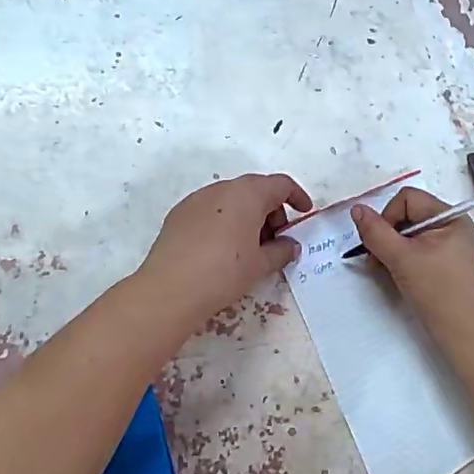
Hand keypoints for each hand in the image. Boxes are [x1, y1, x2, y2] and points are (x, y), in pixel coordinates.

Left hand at [139, 174, 311, 323]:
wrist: (169, 289)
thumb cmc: (224, 272)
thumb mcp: (260, 264)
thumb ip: (281, 250)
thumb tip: (289, 245)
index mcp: (248, 193)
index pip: (281, 184)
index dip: (297, 196)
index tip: (304, 213)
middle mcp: (223, 188)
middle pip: (256, 190)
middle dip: (271, 210)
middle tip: (276, 240)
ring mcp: (197, 199)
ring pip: (232, 199)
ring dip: (247, 215)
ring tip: (249, 248)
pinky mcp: (179, 213)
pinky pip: (211, 209)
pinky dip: (224, 221)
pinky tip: (222, 249)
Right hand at [351, 187, 473, 342]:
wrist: (458, 331)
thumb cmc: (435, 290)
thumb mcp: (400, 258)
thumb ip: (375, 232)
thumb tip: (357, 210)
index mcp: (450, 217)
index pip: (408, 199)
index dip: (389, 216)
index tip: (382, 243)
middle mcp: (451, 224)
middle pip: (407, 213)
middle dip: (387, 234)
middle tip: (376, 258)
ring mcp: (447, 242)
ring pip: (407, 231)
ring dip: (390, 246)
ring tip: (383, 267)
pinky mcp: (441, 258)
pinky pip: (414, 246)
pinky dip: (400, 256)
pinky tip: (394, 272)